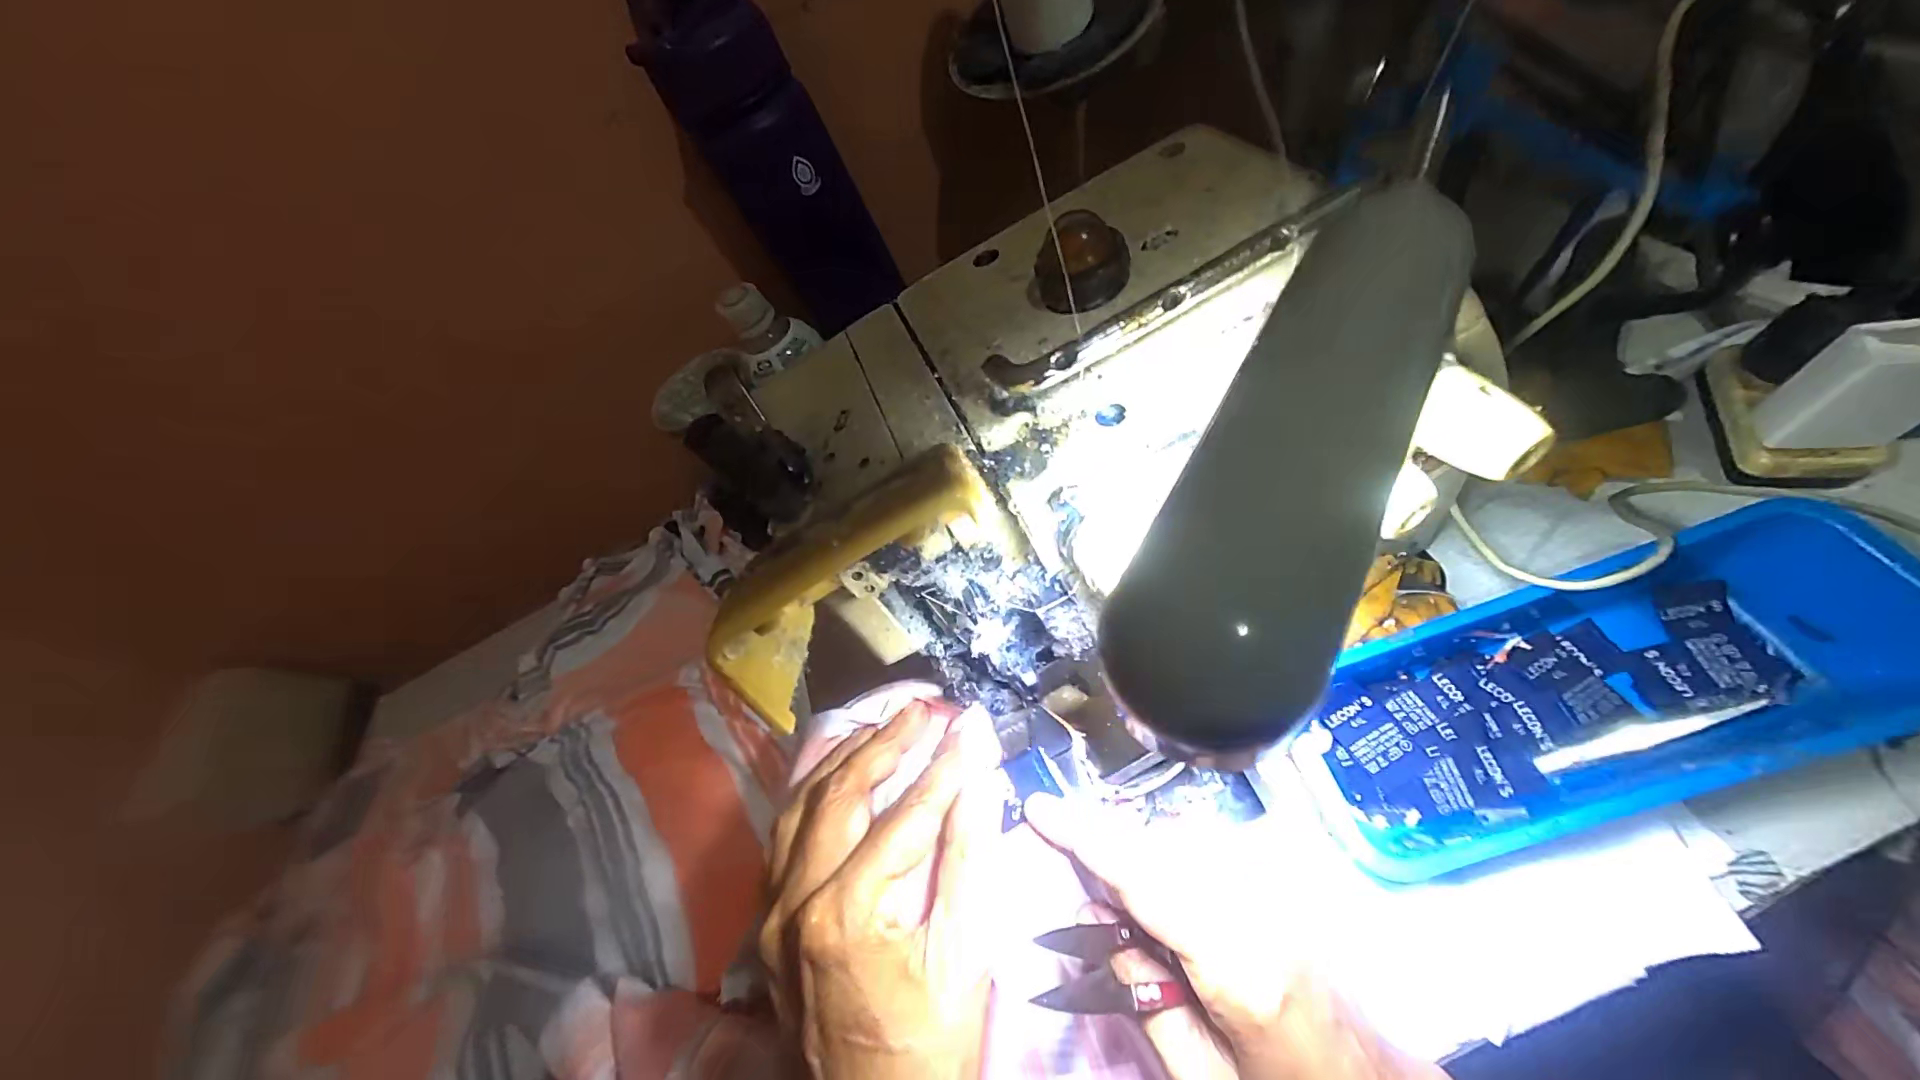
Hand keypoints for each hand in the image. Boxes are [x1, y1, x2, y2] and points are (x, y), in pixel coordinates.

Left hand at [761, 700, 1001, 1079]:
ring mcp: (772, 911)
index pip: (904, 817)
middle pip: (840, 796)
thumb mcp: (964, 953)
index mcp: (844, 913)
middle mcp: (793, 903)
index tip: (969, 726)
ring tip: (883, 727)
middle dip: (885, 744)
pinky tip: (839, 771)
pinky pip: (786, 834)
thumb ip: (969, 857)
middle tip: (921, 710)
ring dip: (844, 760)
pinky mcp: (768, 920)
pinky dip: (815, 792)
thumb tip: (981, 778)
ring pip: (801, 807)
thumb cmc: (930, 1040)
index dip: (943, 767)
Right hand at [1024, 795, 1445, 1079]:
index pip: (1146, 878)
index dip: (1086, 837)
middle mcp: (1262, 907)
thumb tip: (1095, 917)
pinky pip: (1205, 844)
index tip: (1041, 809)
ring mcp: (1278, 886)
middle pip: (1158, 845)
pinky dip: (1168, 852)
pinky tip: (1162, 888)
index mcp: (1241, 965)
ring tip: (1122, 891)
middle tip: (1072, 860)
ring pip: (1181, 836)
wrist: (1369, 1078)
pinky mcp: (1283, 876)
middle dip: (1106, 844)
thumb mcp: (1203, 1071)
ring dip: (1137, 849)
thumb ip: (1143, 993)